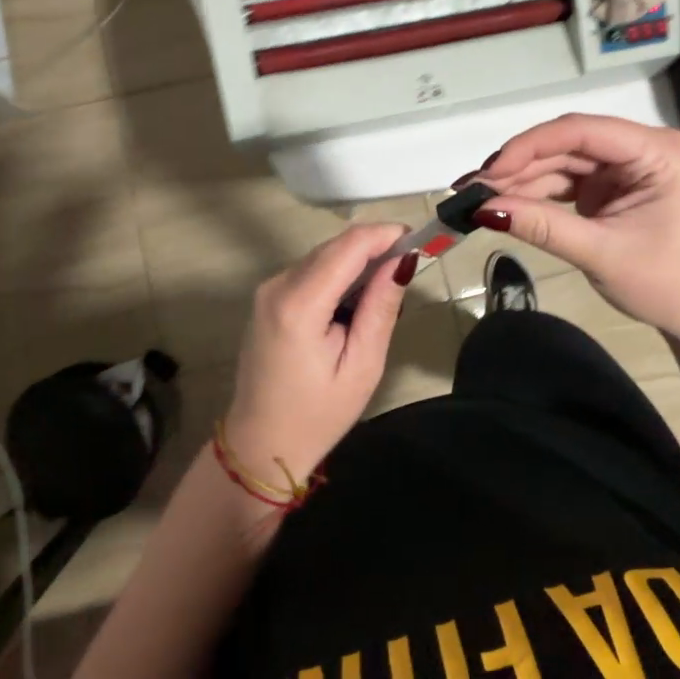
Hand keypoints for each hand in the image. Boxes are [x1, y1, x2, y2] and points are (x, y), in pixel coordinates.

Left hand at [223, 224, 417, 487]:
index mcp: (299, 304)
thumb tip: (403, 260)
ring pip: (324, 257)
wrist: (259, 444)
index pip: (349, 245)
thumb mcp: (362, 366)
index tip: (420, 242)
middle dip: (375, 250)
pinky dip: (338, 278)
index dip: (386, 234)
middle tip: (408, 276)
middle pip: (335, 247)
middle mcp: (277, 285)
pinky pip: (311, 272)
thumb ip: (380, 307)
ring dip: (357, 265)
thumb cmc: (317, 414)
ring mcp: (268, 290)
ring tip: (383, 301)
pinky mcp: (268, 298)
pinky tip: (354, 308)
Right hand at [467, 113, 679, 339]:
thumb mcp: (602, 254)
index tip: (488, 174)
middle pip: (565, 145)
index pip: (582, 132)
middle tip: (468, 189)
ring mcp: (621, 167)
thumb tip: (484, 210)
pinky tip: (499, 204)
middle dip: (517, 166)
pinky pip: (562, 182)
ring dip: (518, 181)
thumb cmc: (667, 284)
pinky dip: (532, 195)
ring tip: (472, 199)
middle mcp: (638, 148)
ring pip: (558, 163)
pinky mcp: (607, 187)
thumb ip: (544, 226)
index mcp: (655, 150)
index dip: (530, 146)